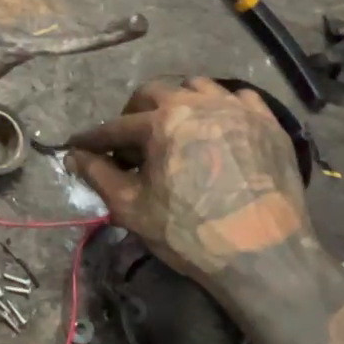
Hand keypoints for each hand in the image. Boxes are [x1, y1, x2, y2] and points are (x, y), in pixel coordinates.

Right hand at [66, 78, 313, 289]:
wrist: (263, 255)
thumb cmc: (188, 232)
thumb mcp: (130, 207)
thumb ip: (98, 174)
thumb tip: (75, 156)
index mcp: (163, 122)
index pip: (116, 126)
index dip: (93, 140)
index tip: (78, 147)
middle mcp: (200, 104)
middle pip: (154, 93)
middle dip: (134, 114)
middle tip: (128, 143)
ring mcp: (239, 110)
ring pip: (197, 88)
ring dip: (176, 104)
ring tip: (172, 131)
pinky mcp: (268, 124)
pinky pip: (238, 99)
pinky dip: (219, 108)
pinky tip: (214, 131)